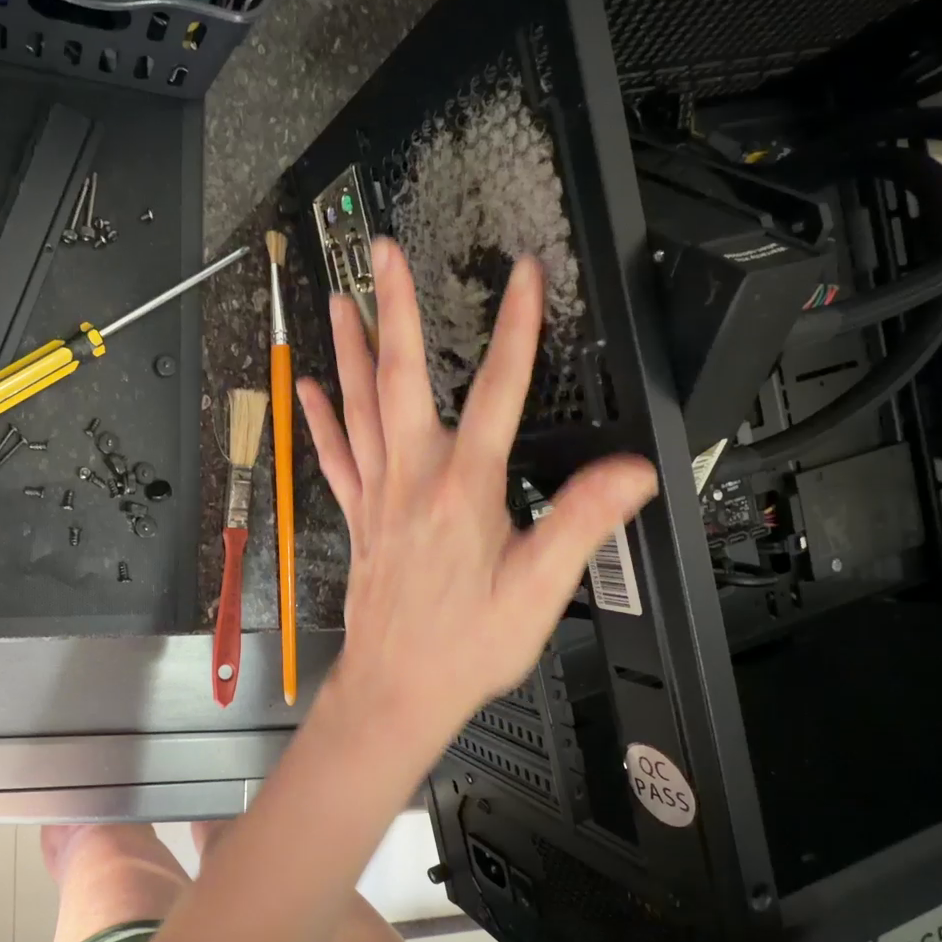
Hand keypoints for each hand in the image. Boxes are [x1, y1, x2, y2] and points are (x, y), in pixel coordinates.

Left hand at [296, 239, 658, 741]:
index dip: (513, 330)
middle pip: (399, 378)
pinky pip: (335, 455)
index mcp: (461, 491)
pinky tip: (310, 387)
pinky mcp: (358, 515)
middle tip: (383, 255)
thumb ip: (580, 522)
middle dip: (394, 309)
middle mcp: (411, 480)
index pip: (495, 393)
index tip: (522, 276)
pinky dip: (322, 418)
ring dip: (350, 349)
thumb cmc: (462, 645)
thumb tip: (631, 471)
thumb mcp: (538, 590)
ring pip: (358, 406)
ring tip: (344, 300)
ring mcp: (376, 494)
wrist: (397, 686)